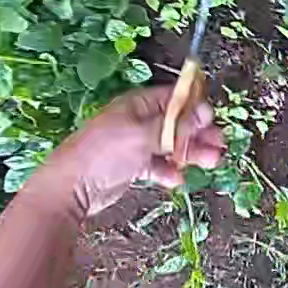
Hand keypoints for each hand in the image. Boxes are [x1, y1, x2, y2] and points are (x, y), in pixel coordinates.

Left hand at [33, 86, 225, 217]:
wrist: (68, 188)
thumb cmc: (105, 153)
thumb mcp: (145, 135)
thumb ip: (176, 126)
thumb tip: (204, 113)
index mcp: (139, 105)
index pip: (175, 99)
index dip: (195, 108)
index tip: (212, 120)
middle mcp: (139, 121)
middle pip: (177, 123)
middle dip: (199, 134)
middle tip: (219, 144)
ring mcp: (135, 143)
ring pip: (171, 145)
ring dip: (191, 153)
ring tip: (211, 163)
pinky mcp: (132, 166)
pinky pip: (158, 164)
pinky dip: (169, 171)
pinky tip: (176, 179)